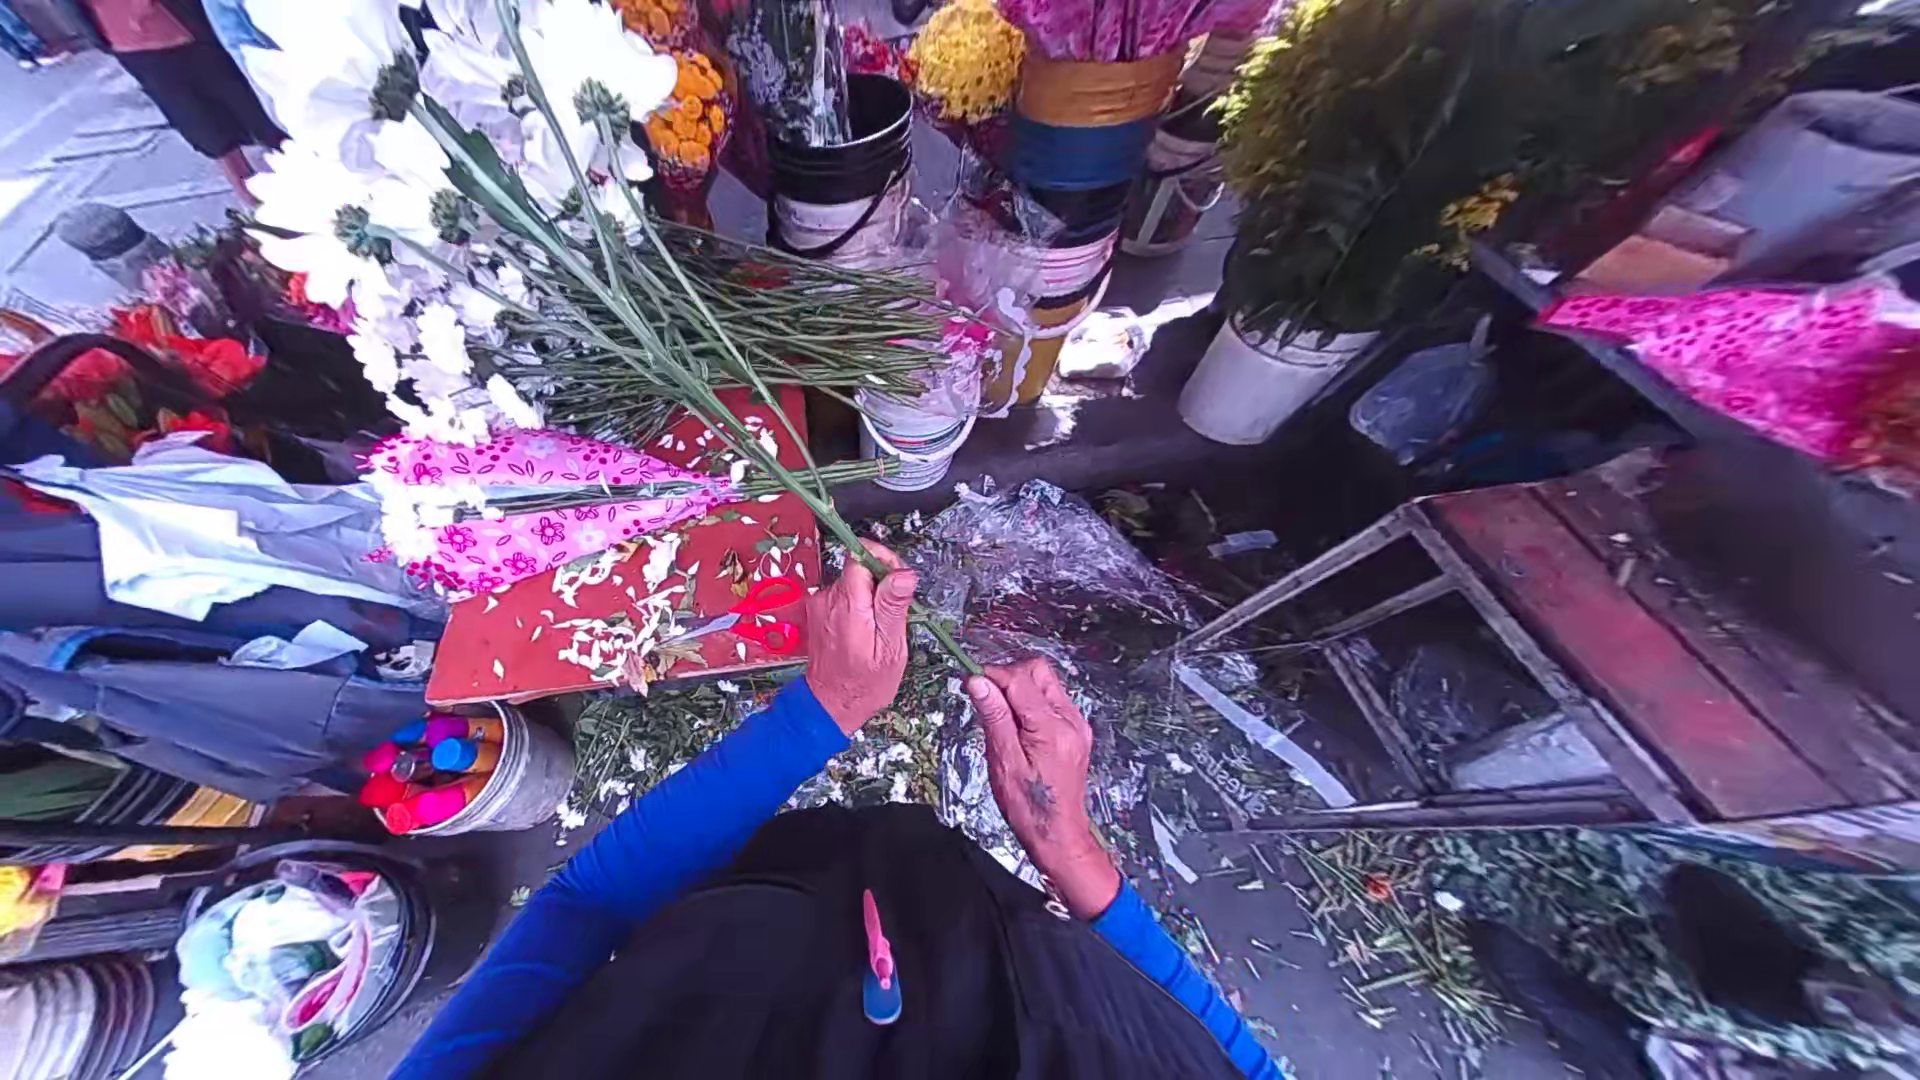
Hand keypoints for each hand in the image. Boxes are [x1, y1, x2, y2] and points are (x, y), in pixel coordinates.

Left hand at [804, 539, 916, 734]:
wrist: (831, 705)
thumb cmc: (864, 683)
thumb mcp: (890, 647)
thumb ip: (894, 606)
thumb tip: (903, 573)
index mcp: (848, 605)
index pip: (862, 556)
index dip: (884, 561)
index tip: (900, 579)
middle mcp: (828, 599)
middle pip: (860, 568)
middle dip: (882, 583)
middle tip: (894, 613)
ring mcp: (820, 604)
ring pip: (854, 582)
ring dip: (871, 597)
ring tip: (879, 627)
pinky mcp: (819, 611)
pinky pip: (846, 596)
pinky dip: (859, 606)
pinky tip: (865, 630)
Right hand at [967, 659, 1121, 919]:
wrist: (1060, 835)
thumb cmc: (1027, 807)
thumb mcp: (1004, 763)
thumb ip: (994, 717)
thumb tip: (977, 681)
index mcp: (1052, 729)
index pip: (1020, 680)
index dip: (992, 674)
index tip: (968, 680)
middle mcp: (1070, 718)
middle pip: (1038, 671)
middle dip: (1008, 674)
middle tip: (984, 694)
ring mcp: (1077, 722)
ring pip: (1046, 680)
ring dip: (1019, 685)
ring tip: (997, 708)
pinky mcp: (1076, 728)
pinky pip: (1051, 697)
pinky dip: (1029, 698)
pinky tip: (1015, 720)